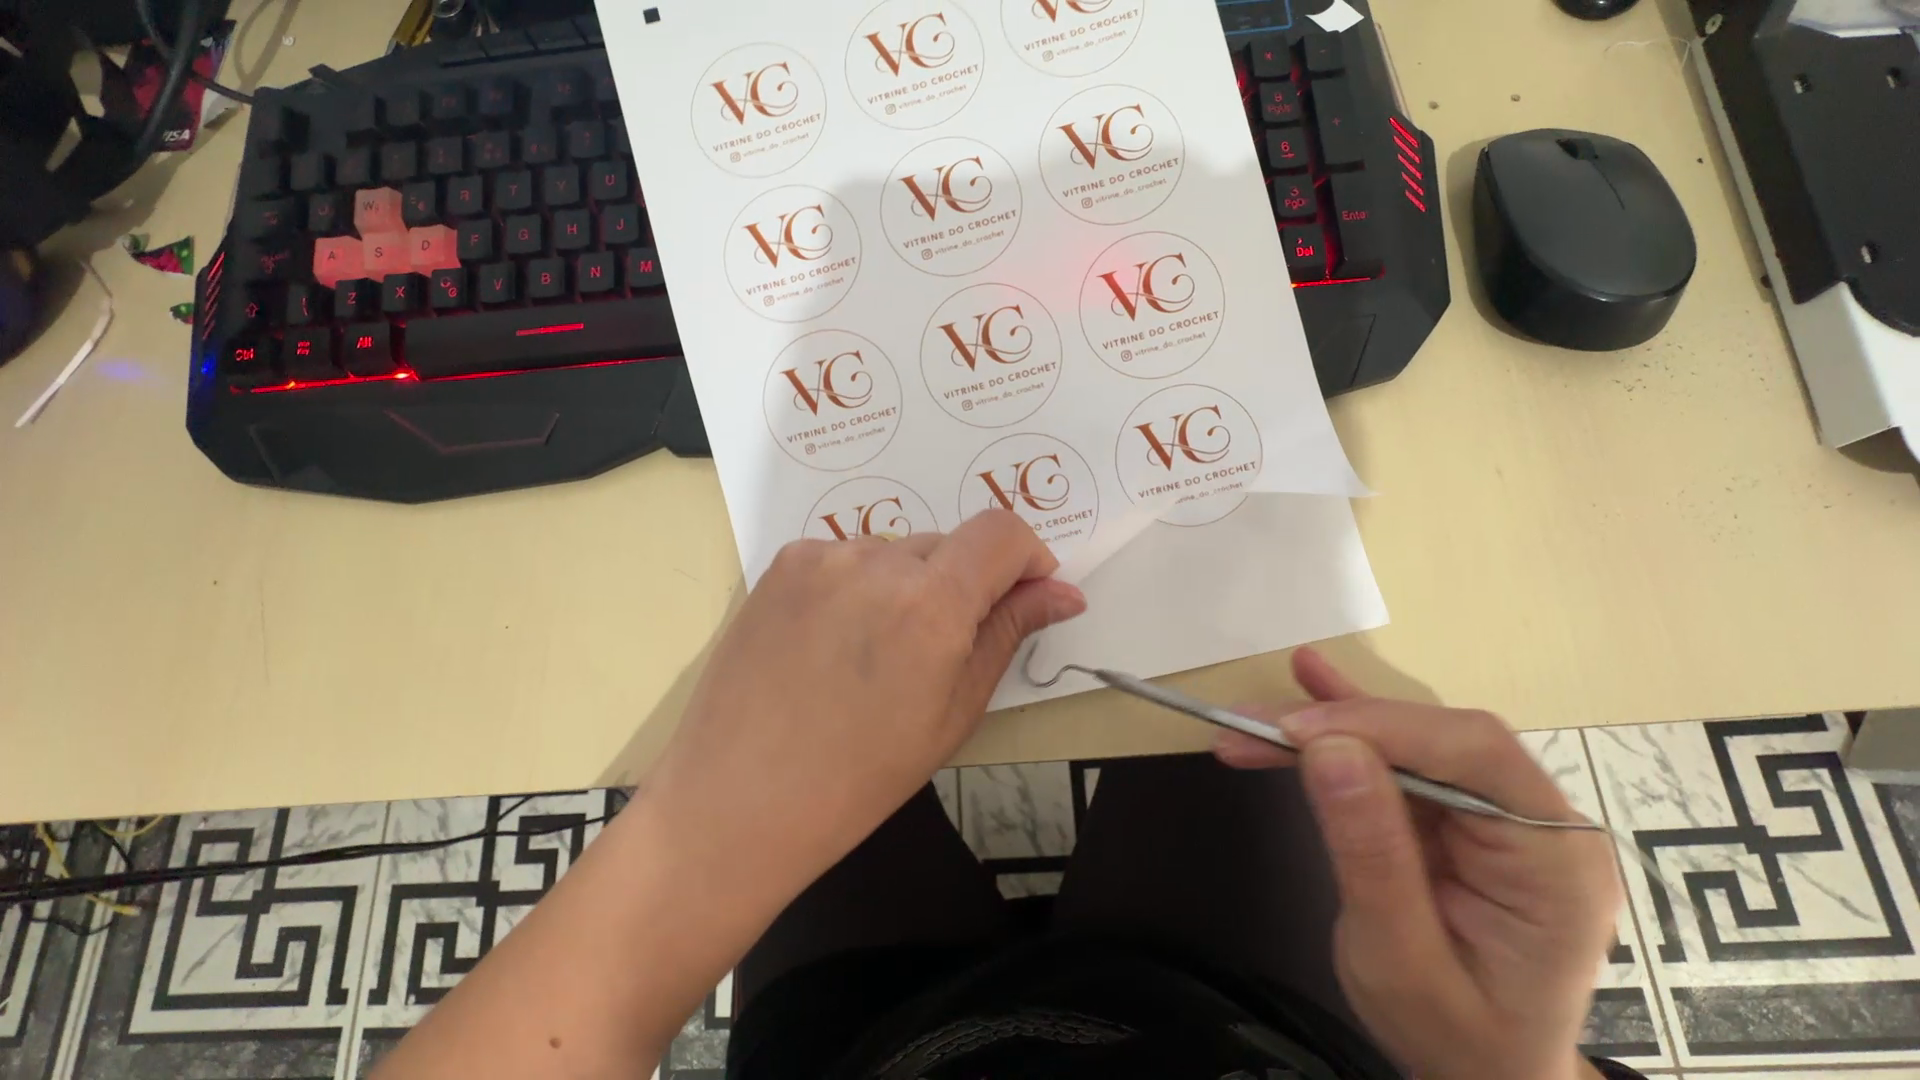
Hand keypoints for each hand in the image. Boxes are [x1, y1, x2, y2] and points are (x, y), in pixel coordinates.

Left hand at [643, 510, 1085, 897]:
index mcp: (930, 604)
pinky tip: (835, 642)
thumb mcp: (953, 712)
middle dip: (963, 584)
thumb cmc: (860, 776)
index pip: (1002, 532)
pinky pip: (846, 558)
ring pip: (896, 552)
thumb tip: (1062, 592)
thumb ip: (1007, 634)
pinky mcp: (782, 564)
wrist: (739, 799)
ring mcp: (821, 557)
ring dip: (908, 585)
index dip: (1027, 557)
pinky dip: (860, 586)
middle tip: (938, 651)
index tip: (1024, 595)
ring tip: (875, 654)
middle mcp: (876, 561)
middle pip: (948, 545)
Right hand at [1213, 650, 1619, 1079]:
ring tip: (1250, 721)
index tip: (1291, 733)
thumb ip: (1370, 853)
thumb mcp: (1399, 959)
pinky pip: (1402, 758)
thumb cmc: (1451, 1037)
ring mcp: (1500, 815)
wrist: (1486, 1079)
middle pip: (1436, 737)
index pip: (1473, 754)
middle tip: (1248, 728)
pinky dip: (1349, 726)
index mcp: (1553, 861)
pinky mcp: (1462, 815)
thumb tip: (1328, 749)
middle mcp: (1538, 822)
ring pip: (1408, 740)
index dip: (1379, 727)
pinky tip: (1310, 685)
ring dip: (1325, 727)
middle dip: (1336, 724)